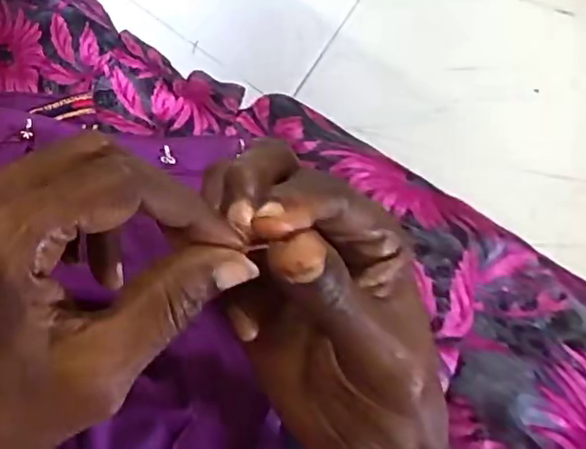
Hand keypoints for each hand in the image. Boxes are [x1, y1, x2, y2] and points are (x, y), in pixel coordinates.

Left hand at [0, 134, 256, 448]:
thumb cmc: (4, 410)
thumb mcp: (96, 372)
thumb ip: (166, 304)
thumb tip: (232, 261)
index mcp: (13, 233)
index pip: (116, 182)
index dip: (180, 205)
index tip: (225, 241)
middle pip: (95, 154)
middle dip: (153, 194)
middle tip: (190, 246)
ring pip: (72, 159)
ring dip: (117, 199)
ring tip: (119, 275)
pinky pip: (45, 176)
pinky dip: (82, 204)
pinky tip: (86, 264)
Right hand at [203, 141, 446, 448]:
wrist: (352, 446)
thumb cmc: (387, 401)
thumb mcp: (377, 357)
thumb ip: (334, 297)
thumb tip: (289, 244)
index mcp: (366, 232)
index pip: (326, 191)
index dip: (294, 198)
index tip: (262, 224)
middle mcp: (317, 219)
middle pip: (273, 164)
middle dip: (246, 181)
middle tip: (233, 221)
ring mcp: (272, 236)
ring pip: (233, 184)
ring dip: (218, 205)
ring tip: (220, 251)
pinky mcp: (237, 259)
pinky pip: (207, 225)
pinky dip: (198, 235)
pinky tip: (202, 264)